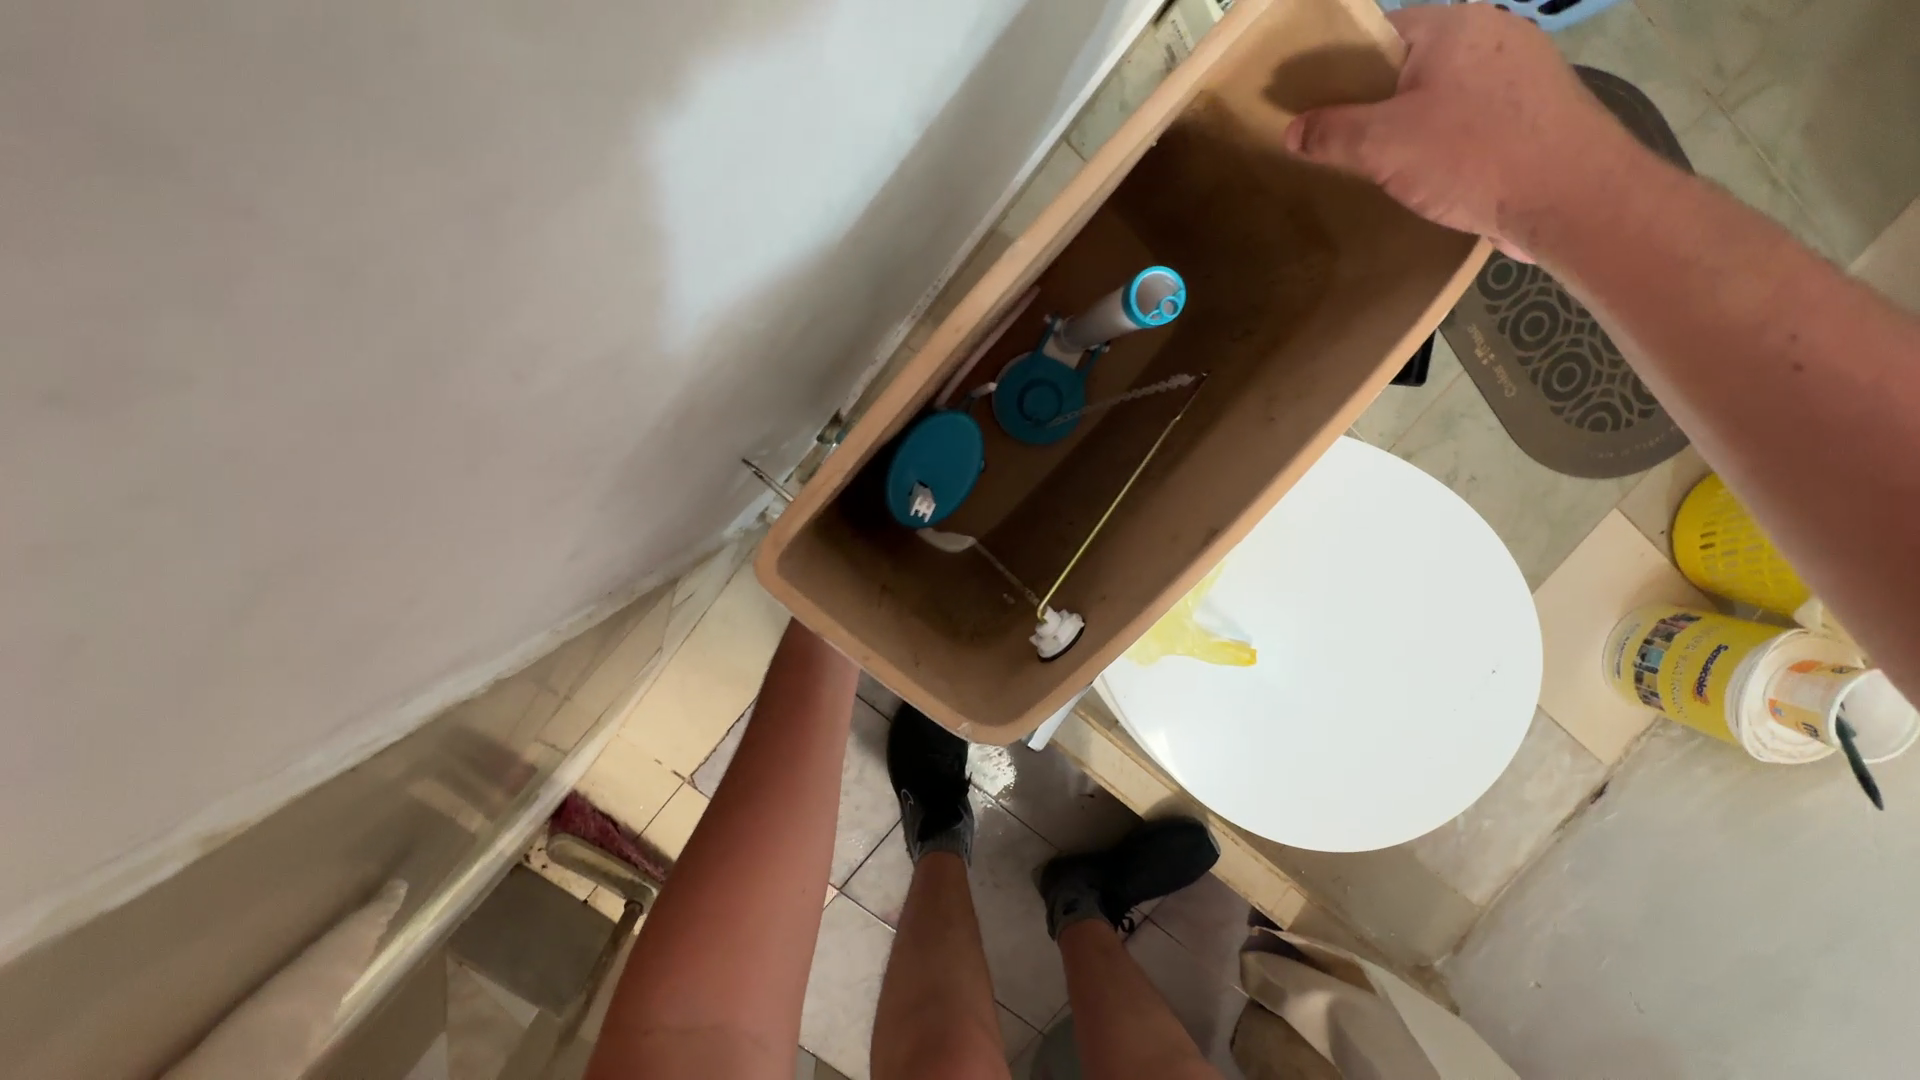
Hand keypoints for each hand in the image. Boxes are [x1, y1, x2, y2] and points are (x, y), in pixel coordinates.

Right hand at [1283, 6, 1637, 259]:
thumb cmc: (1470, 156)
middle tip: (1343, 141)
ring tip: (1385, 162)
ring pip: (1444, 91)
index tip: (1316, 104)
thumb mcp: (1381, 146)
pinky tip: (1434, 172)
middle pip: (1411, 63)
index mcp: (1454, 24)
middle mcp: (1493, 32)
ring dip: (1413, 123)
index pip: (1380, 32)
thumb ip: (1331, 133)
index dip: (1341, 67)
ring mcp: (1522, 70)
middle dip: (1375, 101)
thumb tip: (1292, 130)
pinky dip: (1448, 138)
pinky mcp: (1537, 108)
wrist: (1570, 196)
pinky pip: (1474, 115)